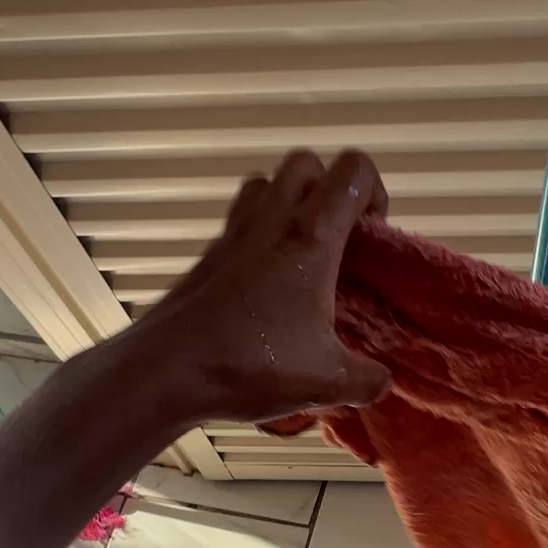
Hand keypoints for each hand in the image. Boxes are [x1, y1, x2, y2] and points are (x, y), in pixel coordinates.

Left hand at [131, 149, 393, 423]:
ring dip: (291, 205)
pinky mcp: (207, 257)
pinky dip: (260, 238)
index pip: (353, 171)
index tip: (373, 237)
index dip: (374, 192)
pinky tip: (265, 288)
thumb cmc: (251, 364)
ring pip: (267, 185)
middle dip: (330, 190)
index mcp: (309, 240)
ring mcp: (232, 235)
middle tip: (339, 241)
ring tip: (301, 257)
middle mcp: (270, 222)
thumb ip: (365, 380)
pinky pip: (240, 223)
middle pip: (306, 164)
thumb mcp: (325, 382)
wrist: (165, 371)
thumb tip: (382, 381)